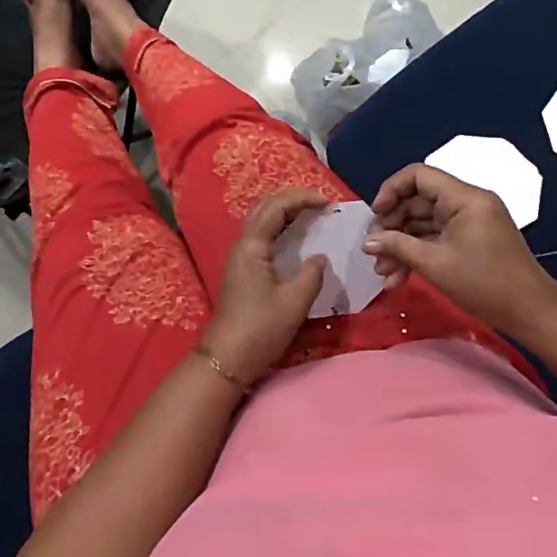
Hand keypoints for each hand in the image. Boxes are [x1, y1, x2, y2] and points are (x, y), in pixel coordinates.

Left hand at [198, 189, 330, 386]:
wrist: (228, 358)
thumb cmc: (261, 329)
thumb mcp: (294, 302)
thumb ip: (312, 274)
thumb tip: (320, 258)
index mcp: (252, 246)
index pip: (276, 207)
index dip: (302, 198)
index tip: (329, 201)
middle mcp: (242, 245)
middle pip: (265, 208)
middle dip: (292, 199)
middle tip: (321, 203)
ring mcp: (239, 258)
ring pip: (261, 221)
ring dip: (285, 212)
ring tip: (312, 214)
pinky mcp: (241, 270)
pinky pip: (261, 237)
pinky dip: (279, 229)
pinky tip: (296, 237)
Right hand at [364, 164, 556, 337]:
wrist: (531, 313)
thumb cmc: (484, 283)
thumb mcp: (434, 264)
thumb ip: (397, 246)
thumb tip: (367, 242)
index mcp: (464, 198)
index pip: (418, 176)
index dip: (391, 190)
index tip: (376, 215)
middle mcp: (466, 203)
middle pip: (416, 201)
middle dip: (391, 227)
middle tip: (374, 251)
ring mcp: (467, 223)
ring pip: (421, 223)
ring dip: (399, 245)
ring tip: (383, 272)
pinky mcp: (467, 241)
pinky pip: (433, 238)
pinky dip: (414, 254)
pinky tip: (397, 277)